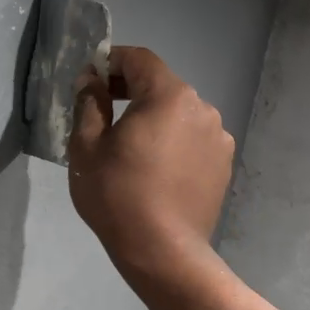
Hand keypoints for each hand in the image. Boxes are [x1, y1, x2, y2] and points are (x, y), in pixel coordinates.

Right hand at [67, 47, 234, 280]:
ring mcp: (218, 136)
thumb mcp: (86, 146)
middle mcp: (201, 108)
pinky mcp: (223, 163)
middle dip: (130, 89)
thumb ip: (89, 103)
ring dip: (152, 116)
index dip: (111, 60)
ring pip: (177, 112)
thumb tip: (91, 79)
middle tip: (100, 108)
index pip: (139, 59)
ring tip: (127, 144)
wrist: (162, 249)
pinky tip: (152, 167)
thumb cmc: (117, 194)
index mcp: (168, 96)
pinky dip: (170, 139)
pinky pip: (191, 137)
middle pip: (161, 84)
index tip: (89, 77)